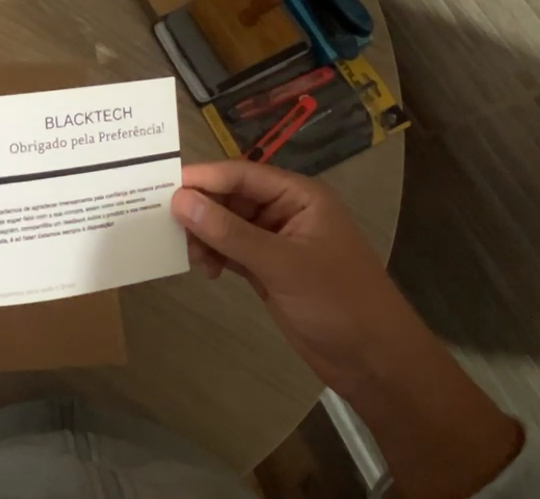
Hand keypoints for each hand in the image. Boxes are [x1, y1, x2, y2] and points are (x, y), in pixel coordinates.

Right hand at [173, 160, 522, 498]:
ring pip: (228, 224)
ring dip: (207, 236)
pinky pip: (232, 249)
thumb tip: (179, 200)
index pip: (242, 174)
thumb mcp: (281, 264)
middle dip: (202, 210)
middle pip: (232, 197)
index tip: (163, 186)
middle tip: (167, 225)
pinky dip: (216, 256)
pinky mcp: (270, 269)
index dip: (204, 179)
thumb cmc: (338, 301)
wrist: (376, 363)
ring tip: (194, 258)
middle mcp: (286, 211)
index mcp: (299, 195)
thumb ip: (228, 232)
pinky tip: (206, 270)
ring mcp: (278, 241)